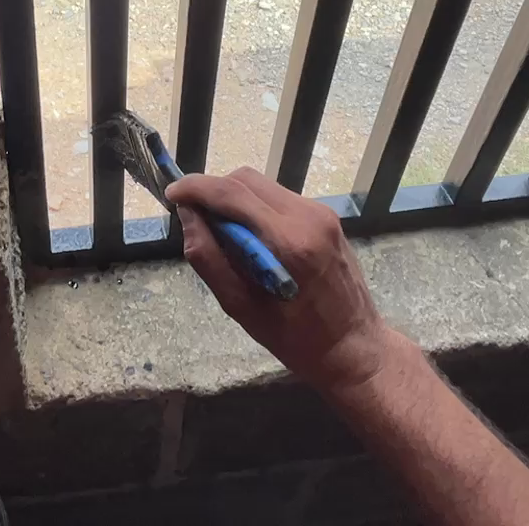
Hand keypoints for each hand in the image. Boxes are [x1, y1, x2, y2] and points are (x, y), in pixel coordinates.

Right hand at [166, 168, 402, 394]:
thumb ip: (209, 258)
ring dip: (233, 198)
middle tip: (195, 219)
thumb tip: (187, 216)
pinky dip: (254, 207)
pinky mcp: (325, 216)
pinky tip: (251, 238)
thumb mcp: (242, 309)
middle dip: (213, 191)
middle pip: (245, 179)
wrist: (356, 349)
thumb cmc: (298, 341)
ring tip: (223, 233)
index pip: (232, 193)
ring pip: (261, 185)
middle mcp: (308, 216)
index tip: (171, 194)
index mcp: (290, 241)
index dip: (195, 187)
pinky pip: (277, 197)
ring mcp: (320, 212)